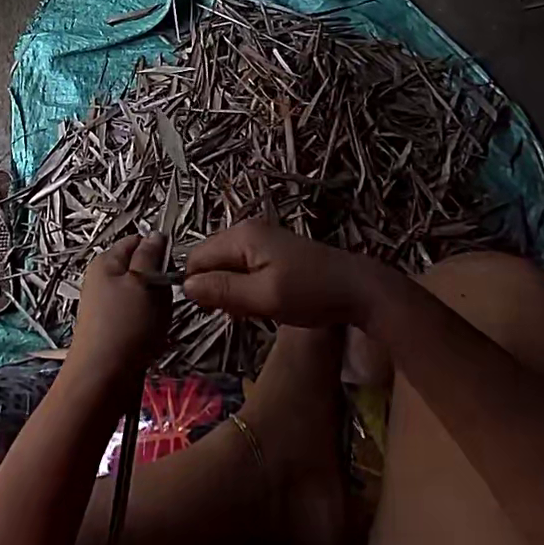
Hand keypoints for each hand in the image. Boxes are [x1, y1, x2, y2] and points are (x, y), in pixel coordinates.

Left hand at [67, 234, 170, 385]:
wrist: (103, 379)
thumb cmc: (124, 326)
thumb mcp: (143, 282)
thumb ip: (151, 255)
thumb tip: (156, 234)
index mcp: (106, 261)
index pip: (138, 240)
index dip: (158, 251)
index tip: (170, 269)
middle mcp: (103, 279)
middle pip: (143, 269)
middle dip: (159, 282)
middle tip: (162, 300)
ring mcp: (107, 305)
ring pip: (144, 295)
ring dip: (157, 306)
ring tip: (156, 322)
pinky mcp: (113, 328)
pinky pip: (139, 317)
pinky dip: (149, 324)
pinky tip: (150, 337)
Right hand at [183, 221, 384, 327]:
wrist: (357, 289)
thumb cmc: (310, 293)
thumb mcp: (263, 297)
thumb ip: (222, 290)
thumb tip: (186, 286)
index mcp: (242, 236)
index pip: (196, 258)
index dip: (198, 286)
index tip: (214, 311)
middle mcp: (247, 230)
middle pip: (210, 259)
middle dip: (215, 288)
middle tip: (237, 313)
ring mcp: (261, 239)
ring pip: (226, 266)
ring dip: (231, 291)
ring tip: (252, 310)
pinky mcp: (272, 251)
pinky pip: (243, 268)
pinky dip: (245, 287)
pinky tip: (261, 303)